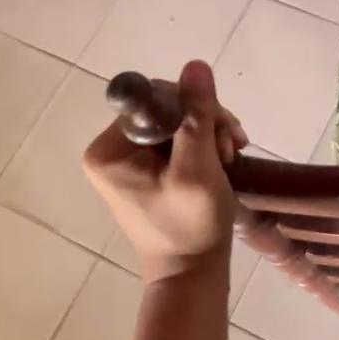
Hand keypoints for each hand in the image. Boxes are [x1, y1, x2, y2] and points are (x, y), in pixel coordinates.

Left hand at [83, 60, 249, 282]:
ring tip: (230, 155)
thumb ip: (197, 115)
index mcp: (108, 150)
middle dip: (206, 121)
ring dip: (211, 132)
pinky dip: (205, 144)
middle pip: (168, 107)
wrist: (192, 274)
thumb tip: (196, 65)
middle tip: (230, 147)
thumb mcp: (197, 166)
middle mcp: (111, 150)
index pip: (155, 98)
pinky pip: (179, 138)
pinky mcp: (148, 170)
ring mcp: (129, 160)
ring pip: (179, 120)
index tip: (219, 132)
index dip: (192, 107)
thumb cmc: (190, 224)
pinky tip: (223, 158)